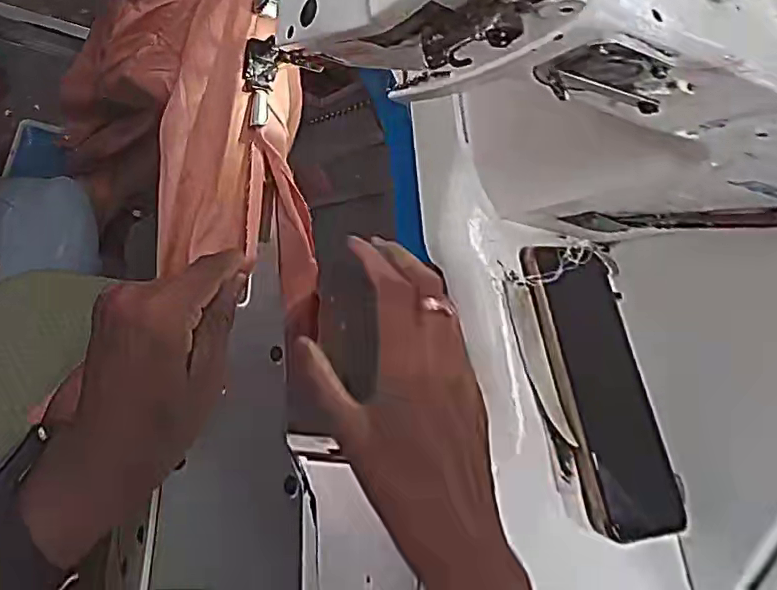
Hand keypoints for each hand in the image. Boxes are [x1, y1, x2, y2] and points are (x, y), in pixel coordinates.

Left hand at [17, 251, 245, 567]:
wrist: (99, 457)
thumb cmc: (153, 432)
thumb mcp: (207, 378)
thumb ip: (221, 320)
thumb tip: (233, 283)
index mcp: (159, 310)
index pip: (207, 268)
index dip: (233, 265)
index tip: (248, 267)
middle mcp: (131, 295)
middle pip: (187, 278)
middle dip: (208, 294)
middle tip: (221, 328)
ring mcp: (113, 300)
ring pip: (169, 286)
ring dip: (185, 304)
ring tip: (189, 348)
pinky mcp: (105, 309)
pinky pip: (149, 297)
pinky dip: (163, 312)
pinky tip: (167, 347)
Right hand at [296, 238, 528, 589]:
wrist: (458, 531)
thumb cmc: (406, 490)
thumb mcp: (348, 433)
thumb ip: (322, 382)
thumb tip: (304, 347)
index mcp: (406, 364)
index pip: (393, 290)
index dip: (374, 259)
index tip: (357, 246)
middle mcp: (439, 359)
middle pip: (426, 285)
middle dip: (400, 255)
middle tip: (378, 245)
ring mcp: (461, 371)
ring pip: (446, 304)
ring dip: (421, 276)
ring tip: (398, 267)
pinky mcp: (472, 387)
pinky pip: (457, 329)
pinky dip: (438, 304)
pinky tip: (424, 314)